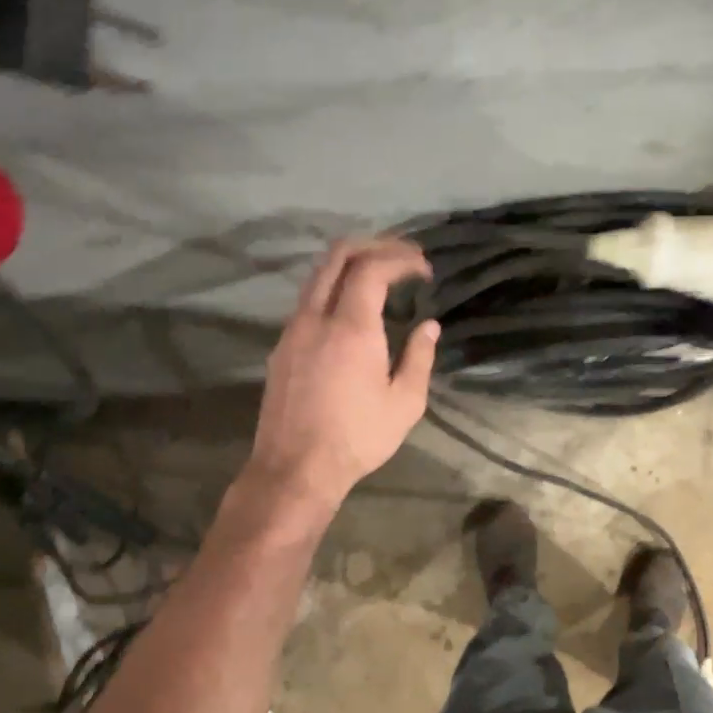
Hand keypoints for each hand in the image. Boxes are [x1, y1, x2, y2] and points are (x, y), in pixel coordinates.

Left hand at [242, 239, 439, 513]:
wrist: (297, 466)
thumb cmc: (359, 437)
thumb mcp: (405, 403)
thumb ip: (419, 358)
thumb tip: (429, 327)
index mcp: (351, 327)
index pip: (372, 268)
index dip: (400, 259)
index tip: (425, 269)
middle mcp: (316, 316)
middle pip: (338, 256)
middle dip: (374, 246)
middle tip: (404, 257)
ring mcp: (293, 329)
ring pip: (318, 275)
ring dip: (351, 264)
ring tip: (382, 276)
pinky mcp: (283, 346)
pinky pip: (309, 300)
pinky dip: (335, 288)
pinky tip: (354, 310)